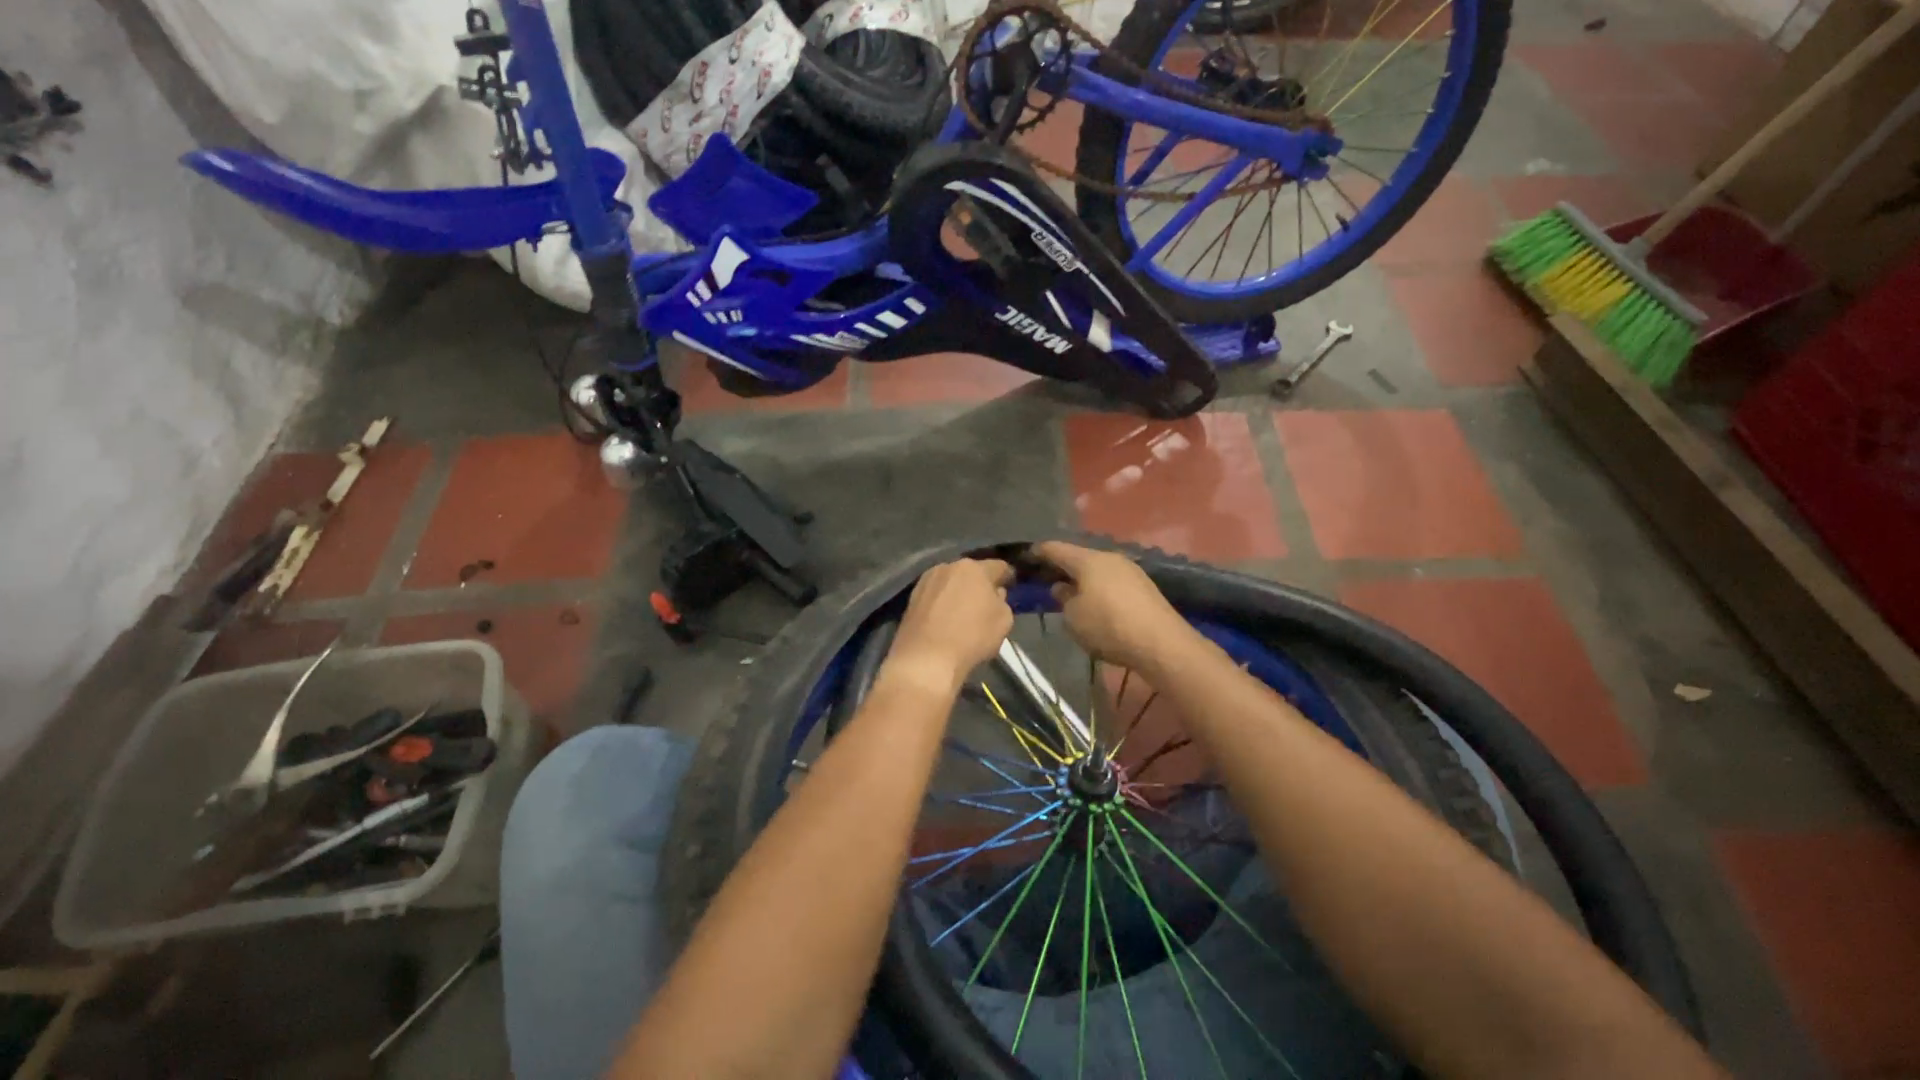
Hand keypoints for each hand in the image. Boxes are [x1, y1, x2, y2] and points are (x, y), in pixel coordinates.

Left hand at [885, 558, 1015, 693]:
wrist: (925, 659)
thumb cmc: (971, 637)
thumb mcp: (1004, 620)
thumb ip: (1002, 602)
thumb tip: (994, 595)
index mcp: (973, 567)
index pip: (999, 566)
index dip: (1008, 577)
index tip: (1012, 587)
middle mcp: (947, 566)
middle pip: (971, 572)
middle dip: (980, 584)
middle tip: (987, 602)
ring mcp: (925, 581)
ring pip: (950, 583)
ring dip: (958, 592)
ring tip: (963, 613)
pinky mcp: (910, 598)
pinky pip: (935, 596)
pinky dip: (942, 604)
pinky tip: (945, 620)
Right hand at [1033, 541, 1194, 673]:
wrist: (1161, 642)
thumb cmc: (1108, 626)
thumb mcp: (1073, 618)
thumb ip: (1064, 599)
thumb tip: (1063, 587)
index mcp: (1088, 560)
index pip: (1056, 549)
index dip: (1039, 552)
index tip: (1026, 556)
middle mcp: (1110, 558)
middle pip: (1080, 558)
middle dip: (1063, 567)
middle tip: (1048, 578)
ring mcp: (1131, 571)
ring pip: (1099, 570)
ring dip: (1084, 580)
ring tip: (1072, 594)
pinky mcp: (1145, 587)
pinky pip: (1114, 582)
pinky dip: (1101, 589)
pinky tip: (1098, 604)